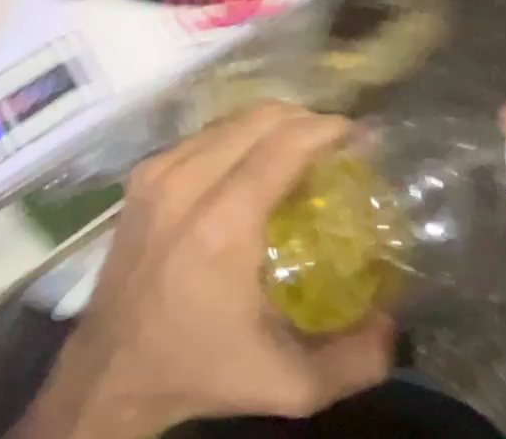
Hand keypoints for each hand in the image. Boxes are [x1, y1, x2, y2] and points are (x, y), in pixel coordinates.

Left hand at [16, 103, 394, 438]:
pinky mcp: (141, 176)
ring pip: (228, 120)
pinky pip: (201, 135)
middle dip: (305, 119)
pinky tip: (255, 161)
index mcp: (223, 225)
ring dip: (271, 124)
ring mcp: (157, 173)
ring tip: (301, 149)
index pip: (282, 145)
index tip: (359, 136)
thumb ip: (355, 360)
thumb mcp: (289, 386)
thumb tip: (394, 322)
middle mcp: (186, 183)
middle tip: (336, 144)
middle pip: (257, 119)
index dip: (326, 130)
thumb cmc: (201, 370)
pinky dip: (237, 136)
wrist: (112, 370)